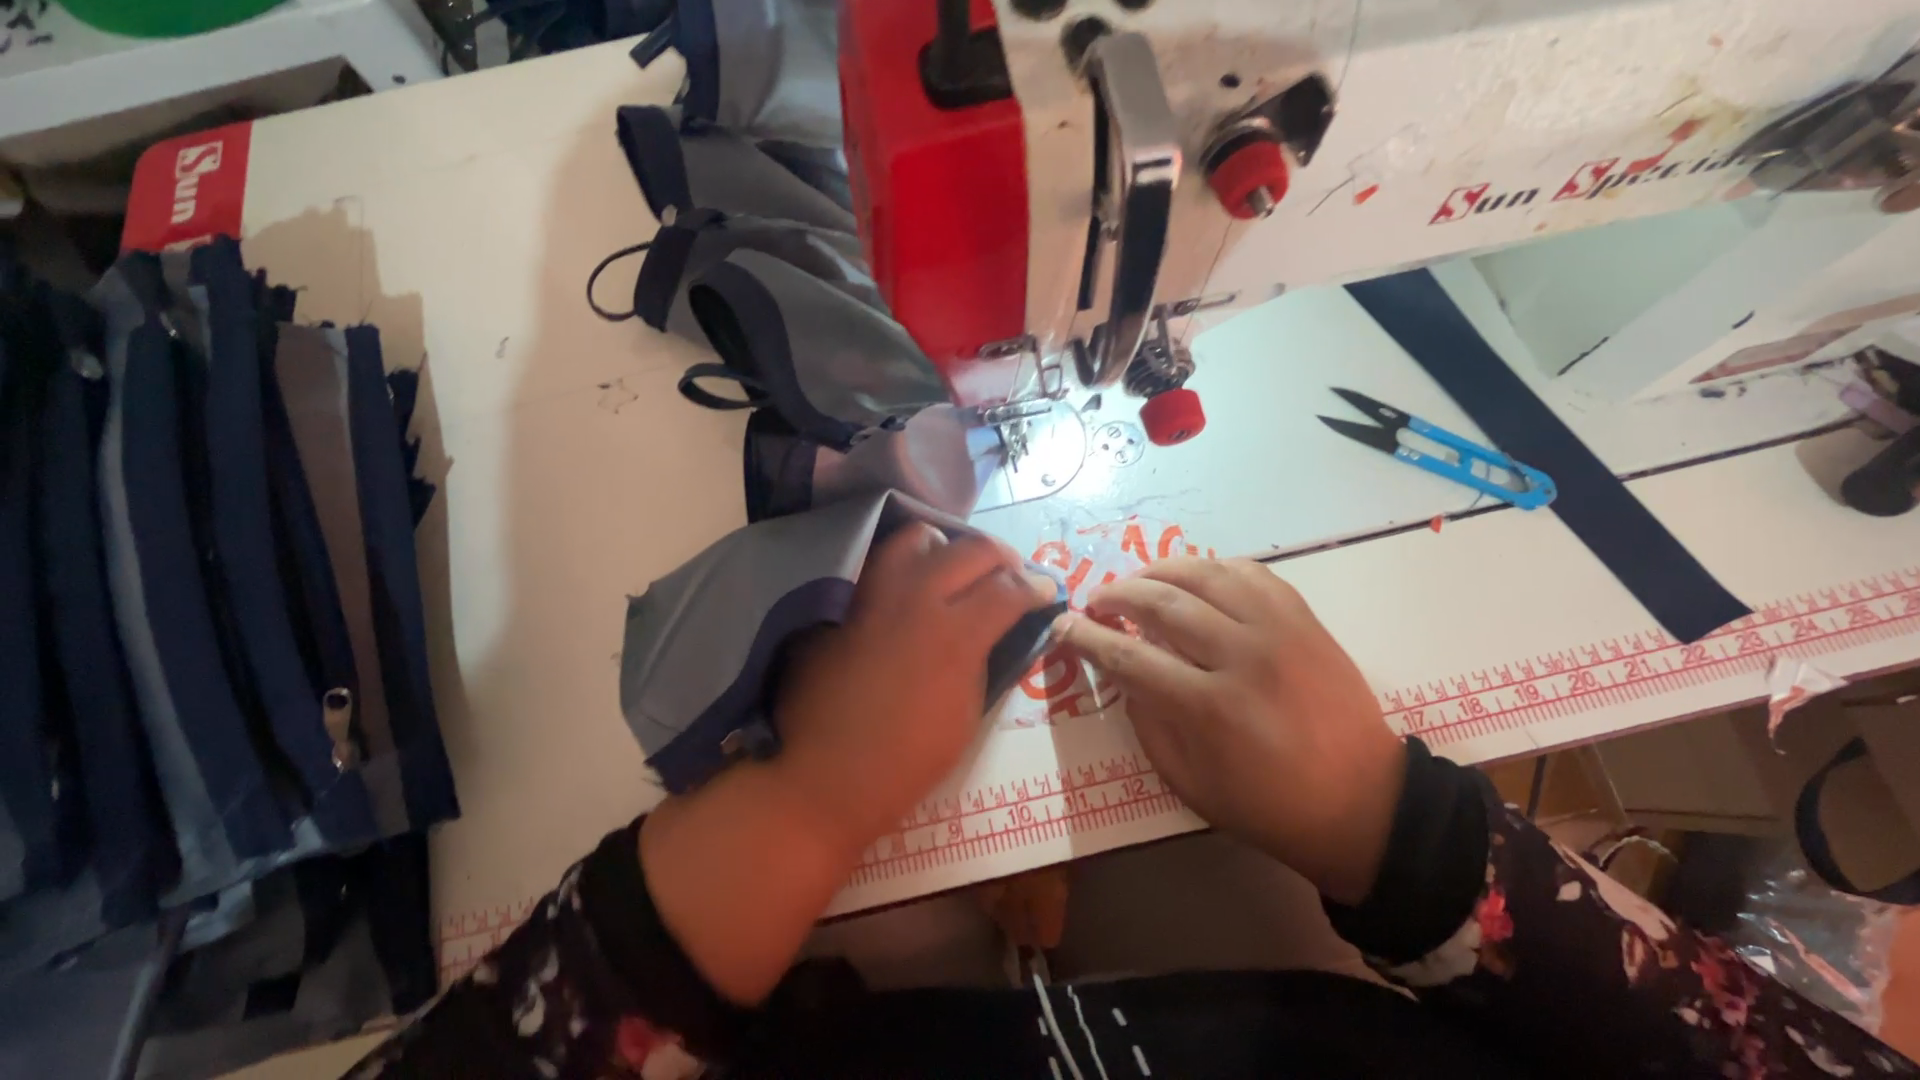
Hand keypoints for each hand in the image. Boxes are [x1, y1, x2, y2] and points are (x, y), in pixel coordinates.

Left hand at [773, 522, 1058, 847]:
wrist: (823, 775)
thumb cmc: (905, 762)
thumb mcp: (965, 715)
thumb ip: (983, 660)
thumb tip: (996, 631)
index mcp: (955, 636)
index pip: (1009, 587)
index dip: (1036, 585)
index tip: (1045, 589)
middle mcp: (916, 600)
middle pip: (972, 549)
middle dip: (1002, 557)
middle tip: (1011, 573)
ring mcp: (874, 596)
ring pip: (918, 537)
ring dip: (948, 549)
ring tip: (956, 570)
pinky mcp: (843, 604)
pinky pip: (880, 565)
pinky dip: (907, 568)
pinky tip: (913, 592)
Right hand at [1054, 558, 1404, 903]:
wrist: (1364, 803)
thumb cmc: (1268, 806)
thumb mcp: (1190, 782)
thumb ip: (1148, 722)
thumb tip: (1121, 670)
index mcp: (1209, 708)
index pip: (1129, 657)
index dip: (1086, 637)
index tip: (1062, 626)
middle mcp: (1242, 657)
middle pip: (1162, 604)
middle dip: (1117, 595)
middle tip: (1096, 601)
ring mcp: (1278, 630)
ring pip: (1205, 574)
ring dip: (1158, 570)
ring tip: (1136, 583)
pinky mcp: (1304, 619)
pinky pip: (1250, 572)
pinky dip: (1212, 567)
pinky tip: (1193, 577)